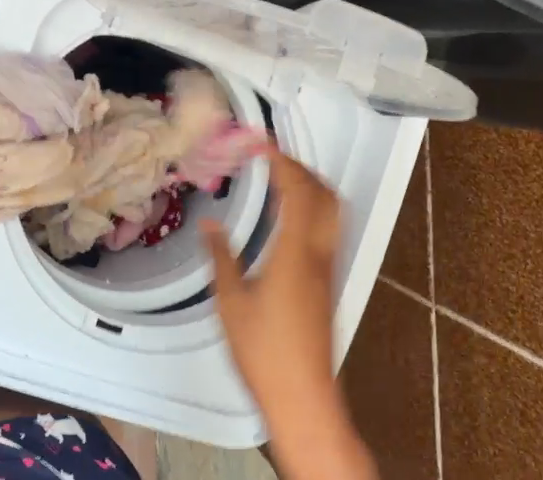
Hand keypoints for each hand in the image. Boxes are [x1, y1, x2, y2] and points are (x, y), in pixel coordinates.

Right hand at [203, 148, 342, 413]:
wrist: (304, 398)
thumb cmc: (264, 351)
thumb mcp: (230, 301)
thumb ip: (222, 256)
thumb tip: (210, 225)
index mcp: (294, 252)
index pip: (298, 190)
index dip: (282, 161)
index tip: (260, 143)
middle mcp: (319, 255)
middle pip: (325, 195)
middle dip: (301, 167)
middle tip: (271, 156)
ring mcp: (328, 270)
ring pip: (332, 212)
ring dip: (311, 186)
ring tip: (280, 178)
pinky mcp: (327, 284)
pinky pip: (327, 230)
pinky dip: (311, 208)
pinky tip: (287, 217)